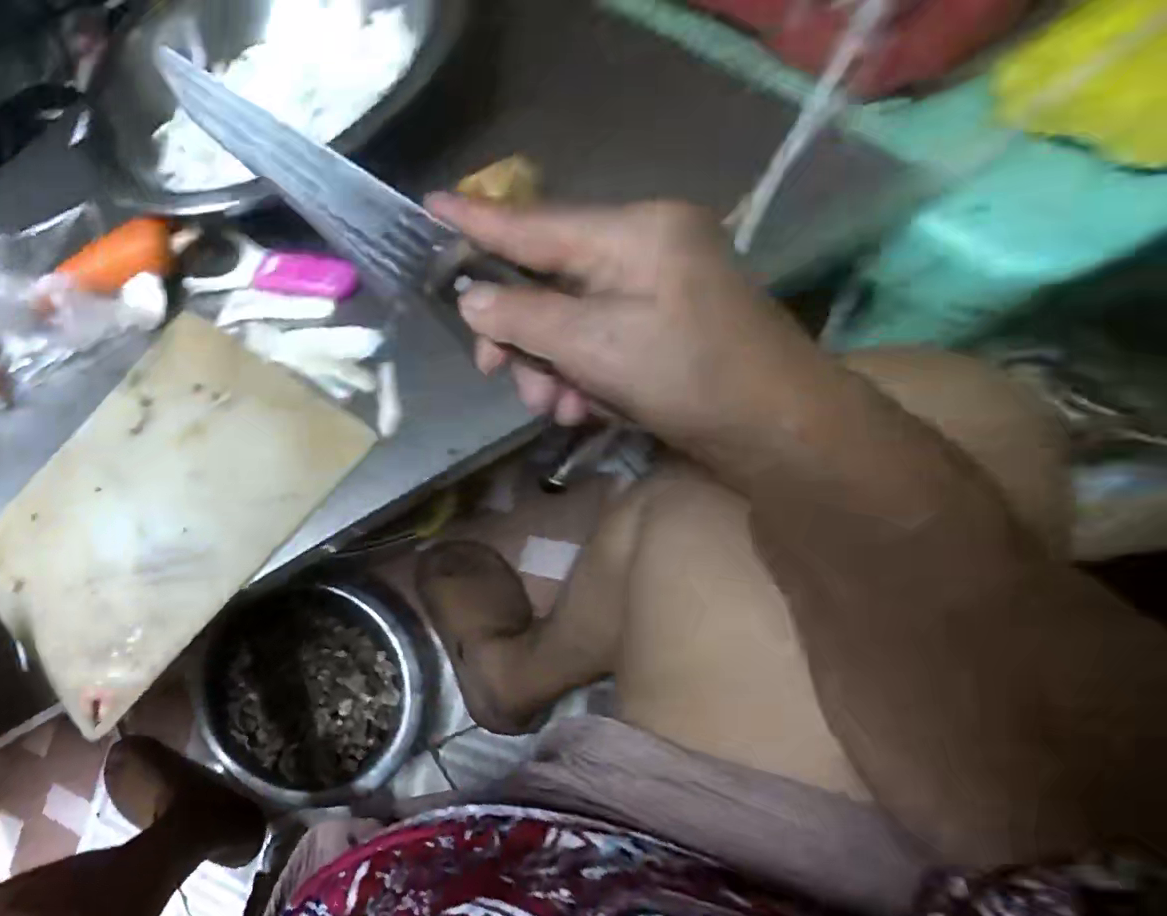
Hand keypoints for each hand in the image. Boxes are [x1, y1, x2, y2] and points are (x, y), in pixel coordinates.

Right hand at [425, 195, 833, 448]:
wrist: (772, 426)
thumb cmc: (685, 373)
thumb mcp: (589, 345)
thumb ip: (520, 316)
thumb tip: (470, 298)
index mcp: (631, 233)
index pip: (533, 223)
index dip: (477, 219)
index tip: (430, 203)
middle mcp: (639, 245)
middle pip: (541, 280)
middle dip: (515, 334)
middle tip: (493, 373)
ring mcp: (650, 282)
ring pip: (560, 317)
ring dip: (544, 365)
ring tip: (554, 407)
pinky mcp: (655, 317)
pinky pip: (589, 336)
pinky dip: (574, 373)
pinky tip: (579, 408)